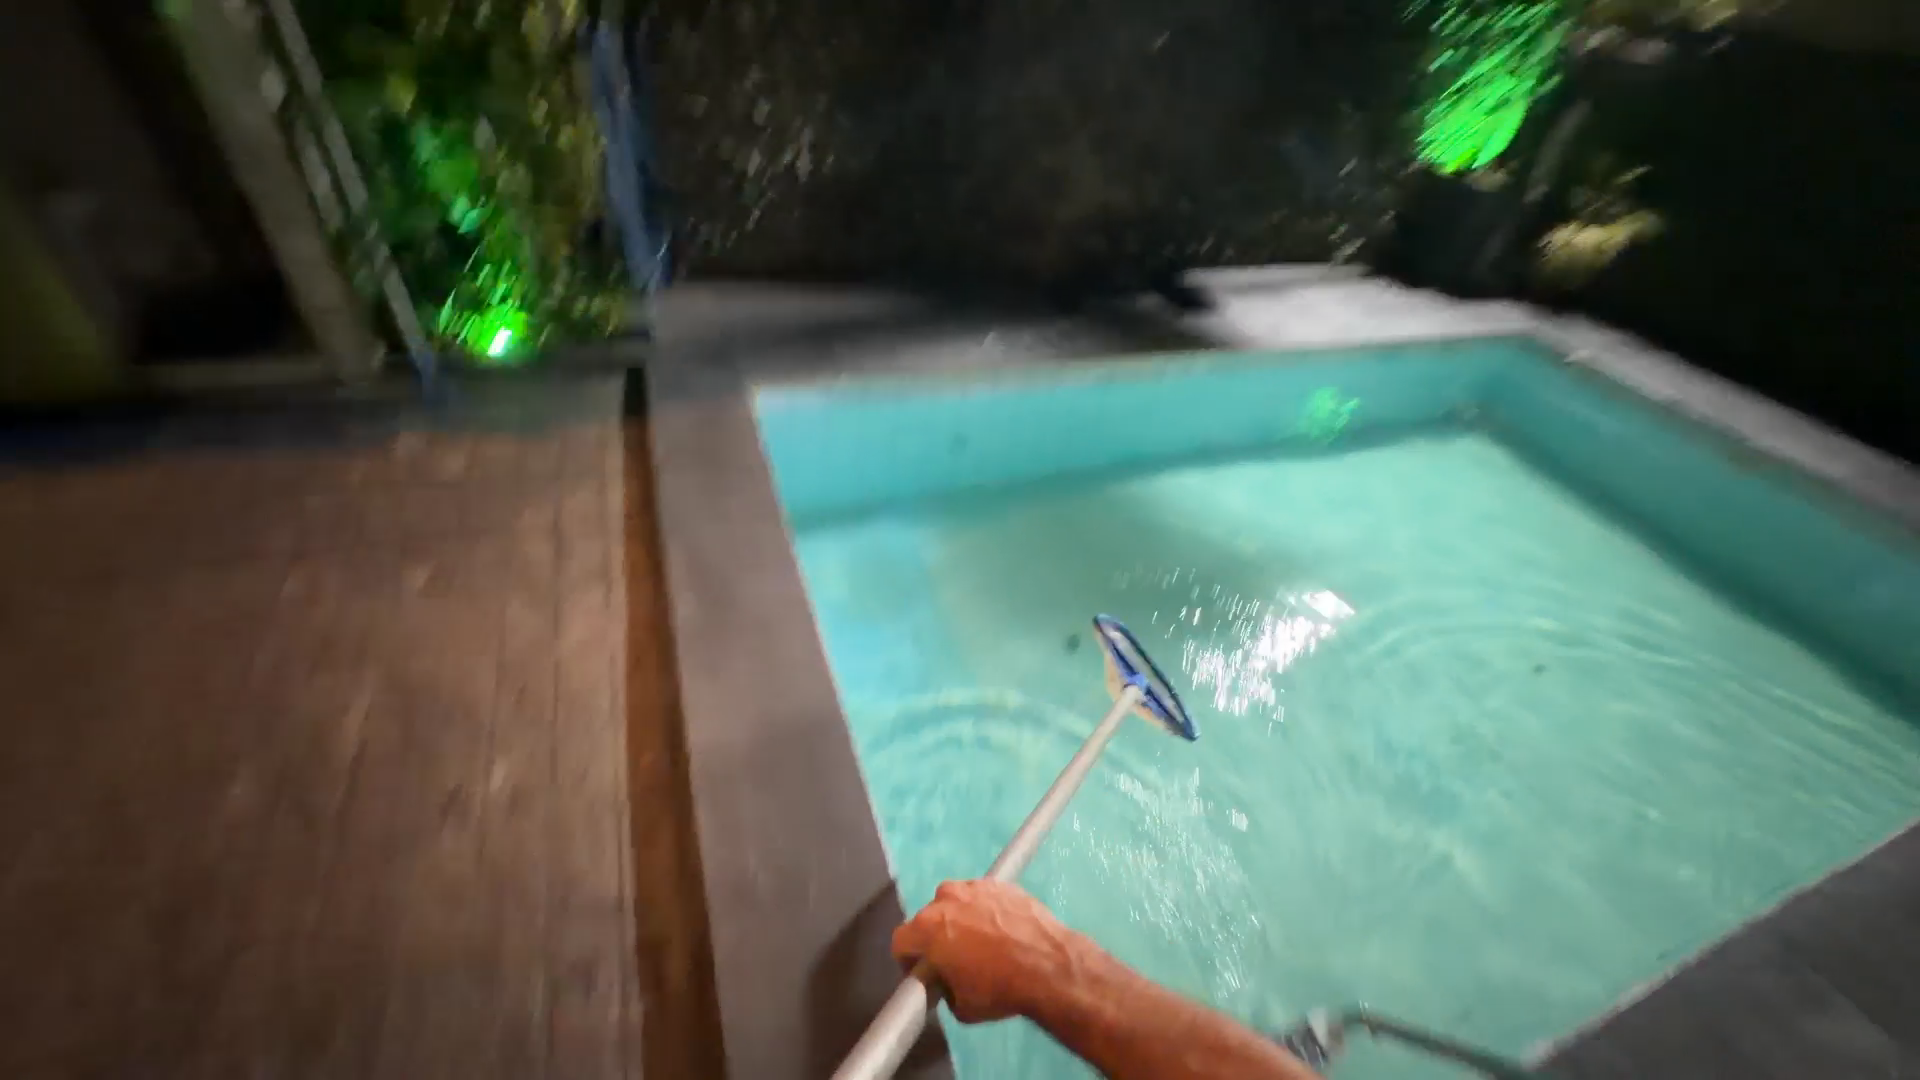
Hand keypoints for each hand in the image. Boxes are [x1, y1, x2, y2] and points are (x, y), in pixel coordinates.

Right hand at [891, 879, 1081, 1023]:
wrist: (1046, 963)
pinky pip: (982, 897)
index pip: (901, 941)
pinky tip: (1003, 930)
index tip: (924, 972)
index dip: (908, 960)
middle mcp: (945, 898)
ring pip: (956, 903)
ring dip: (961, 919)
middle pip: (928, 918)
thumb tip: (946, 979)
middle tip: (955, 959)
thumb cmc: (998, 987)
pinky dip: (986, 910)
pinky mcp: (999, 882)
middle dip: (936, 937)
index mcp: (928, 928)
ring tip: (983, 943)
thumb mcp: (960, 1006)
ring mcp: (974, 885)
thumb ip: (942, 986)